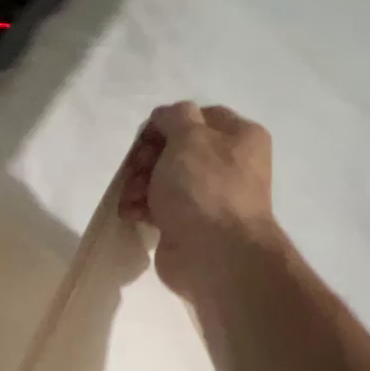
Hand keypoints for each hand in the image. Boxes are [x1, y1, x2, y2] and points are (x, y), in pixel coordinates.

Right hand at [119, 101, 280, 296]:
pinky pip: (159, 207)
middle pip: (176, 150)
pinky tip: (131, 214)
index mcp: (238, 137)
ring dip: (139, 184)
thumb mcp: (189, 137)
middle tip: (136, 169)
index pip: (198, 117)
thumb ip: (175, 117)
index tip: (144, 139)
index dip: (166, 124)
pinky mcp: (187, 224)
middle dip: (147, 158)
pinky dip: (141, 207)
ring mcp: (207, 197)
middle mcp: (227, 164)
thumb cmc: (204, 188)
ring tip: (130, 197)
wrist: (214, 253)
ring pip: (163, 180)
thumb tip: (164, 117)